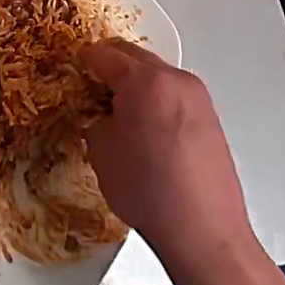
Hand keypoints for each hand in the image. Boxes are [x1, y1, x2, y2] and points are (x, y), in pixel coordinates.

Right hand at [81, 39, 255, 267]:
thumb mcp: (102, 151)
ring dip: (135, 81)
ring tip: (119, 109)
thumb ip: (95, 118)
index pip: (105, 54)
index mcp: (143, 81)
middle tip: (92, 85)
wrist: (202, 230)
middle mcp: (174, 79)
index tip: (75, 67)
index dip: (84, 60)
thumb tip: (99, 112)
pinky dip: (155, 97)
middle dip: (111, 65)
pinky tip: (145, 125)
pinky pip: (174, 91)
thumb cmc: (150, 192)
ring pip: (156, 73)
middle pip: (133, 55)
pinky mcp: (209, 113)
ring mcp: (196, 95)